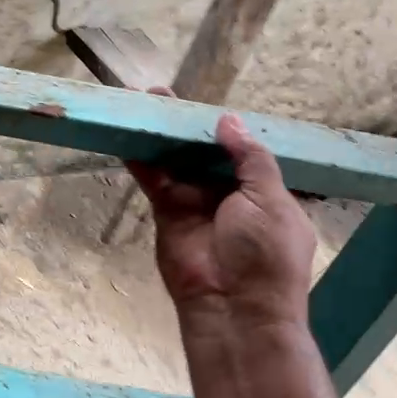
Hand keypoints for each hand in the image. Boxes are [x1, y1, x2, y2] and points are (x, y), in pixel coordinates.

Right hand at [126, 96, 316, 325]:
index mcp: (264, 192)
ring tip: (137, 100)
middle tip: (159, 92)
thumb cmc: (265, 255)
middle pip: (201, 149)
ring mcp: (195, 201)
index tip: (201, 103)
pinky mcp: (166, 209)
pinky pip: (151, 176)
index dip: (222, 127)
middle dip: (183, 123)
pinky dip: (138, 155)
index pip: (241, 151)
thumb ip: (251, 160)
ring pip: (173, 157)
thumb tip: (229, 120)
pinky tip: (124, 131)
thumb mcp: (272, 203)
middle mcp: (228, 193)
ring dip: (157, 132)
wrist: (233, 305)